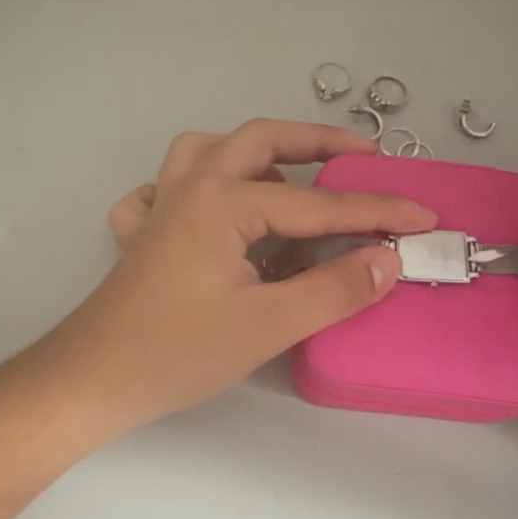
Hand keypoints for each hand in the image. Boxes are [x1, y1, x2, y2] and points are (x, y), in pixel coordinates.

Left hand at [42, 119, 435, 430]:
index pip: (317, 203)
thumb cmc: (178, 351)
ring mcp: (160, 206)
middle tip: (362, 158)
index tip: (424, 217)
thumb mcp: (268, 324)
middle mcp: (191, 186)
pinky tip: (212, 212)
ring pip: (208, 151)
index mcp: (223, 201)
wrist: (93, 379)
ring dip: (254, 153)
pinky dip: (194, 186)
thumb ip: (334, 290)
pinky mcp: (143, 234)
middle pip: (260, 139)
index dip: (375, 212)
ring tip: (291, 176)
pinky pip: (165, 188)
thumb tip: (388, 261)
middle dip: (317, 142)